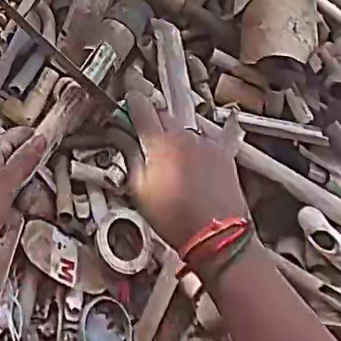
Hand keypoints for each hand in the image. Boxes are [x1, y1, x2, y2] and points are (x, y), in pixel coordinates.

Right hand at [127, 92, 250, 251]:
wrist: (218, 237)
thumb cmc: (177, 220)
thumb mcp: (139, 189)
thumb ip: (128, 154)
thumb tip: (118, 135)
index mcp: (159, 142)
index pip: (140, 105)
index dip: (130, 102)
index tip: (126, 107)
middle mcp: (184, 135)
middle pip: (161, 113)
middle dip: (150, 121)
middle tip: (143, 139)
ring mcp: (205, 141)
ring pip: (182, 127)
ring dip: (172, 135)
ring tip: (169, 161)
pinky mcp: (221, 152)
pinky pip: (203, 138)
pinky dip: (194, 146)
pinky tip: (191, 163)